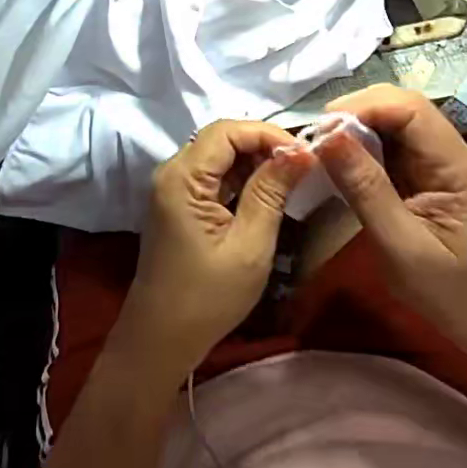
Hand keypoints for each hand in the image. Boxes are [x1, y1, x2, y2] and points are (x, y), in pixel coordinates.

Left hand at [118, 120, 309, 373]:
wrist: (161, 337)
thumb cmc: (208, 297)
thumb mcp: (250, 245)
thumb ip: (271, 192)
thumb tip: (301, 152)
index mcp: (182, 178)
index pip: (226, 131)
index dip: (266, 134)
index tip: (305, 151)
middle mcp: (172, 172)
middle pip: (220, 138)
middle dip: (263, 144)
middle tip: (303, 163)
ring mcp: (173, 187)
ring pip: (217, 155)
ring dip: (254, 160)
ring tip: (293, 175)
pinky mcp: (179, 202)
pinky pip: (212, 175)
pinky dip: (240, 177)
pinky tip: (267, 190)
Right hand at [313, 85, 466, 362]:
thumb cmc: (453, 296)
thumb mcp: (403, 248)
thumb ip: (366, 190)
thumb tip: (327, 138)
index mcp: (458, 167)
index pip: (412, 110)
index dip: (364, 107)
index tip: (322, 129)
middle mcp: (451, 154)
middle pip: (402, 106)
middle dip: (355, 112)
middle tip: (315, 137)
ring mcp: (438, 164)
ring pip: (392, 121)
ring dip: (354, 127)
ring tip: (320, 147)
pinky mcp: (423, 176)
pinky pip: (388, 145)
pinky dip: (359, 146)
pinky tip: (337, 161)